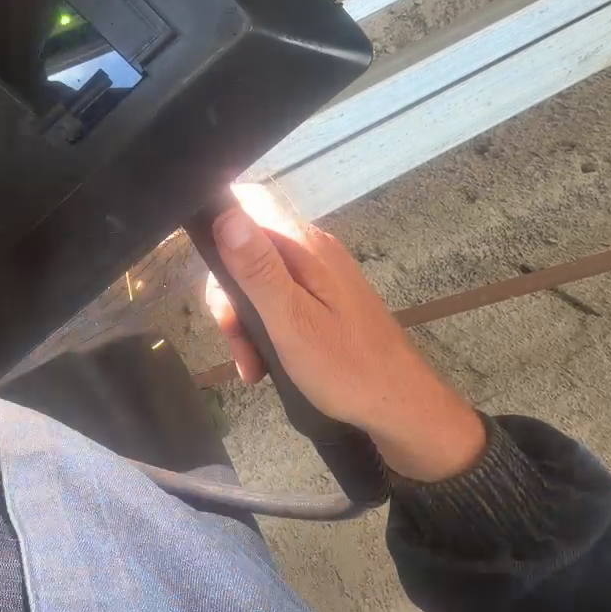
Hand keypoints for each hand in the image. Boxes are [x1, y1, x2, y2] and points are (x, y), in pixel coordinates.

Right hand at [205, 185, 485, 481]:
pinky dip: (265, 324)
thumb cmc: (346, 368)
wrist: (404, 410)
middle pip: (246, 247)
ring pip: (258, 277)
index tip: (206, 263)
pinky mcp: (324, 295)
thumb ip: (257, 268)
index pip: (249, 201)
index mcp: (303, 245)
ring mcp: (319, 272)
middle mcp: (311, 247)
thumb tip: (226, 215)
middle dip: (229, 292)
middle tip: (234, 338)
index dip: (218, 219)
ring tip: (251, 363)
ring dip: (244, 318)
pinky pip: (278, 296)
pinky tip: (264, 360)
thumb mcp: (291, 321)